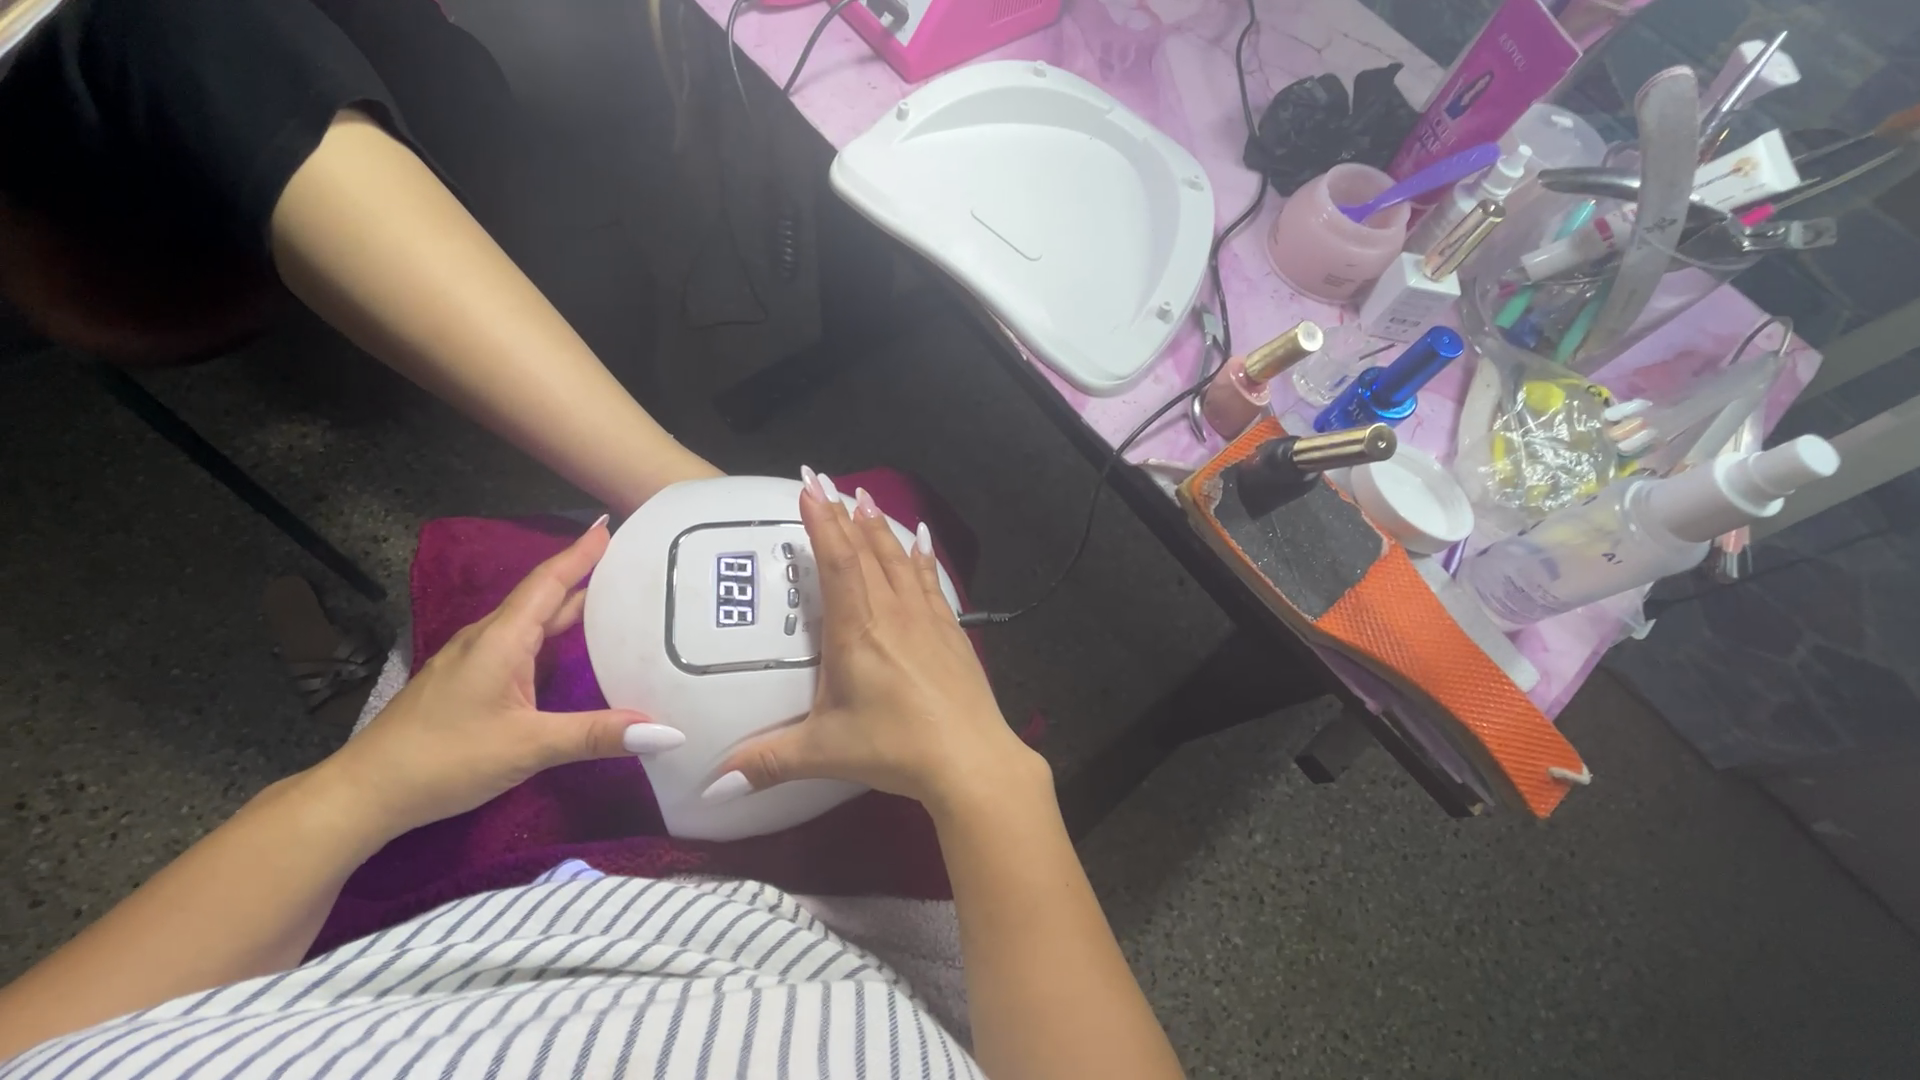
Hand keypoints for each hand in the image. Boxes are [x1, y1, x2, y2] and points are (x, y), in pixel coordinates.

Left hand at [310, 517, 683, 838]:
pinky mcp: (468, 682)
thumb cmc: (445, 759)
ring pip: (530, 621)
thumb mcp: (529, 747)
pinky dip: (551, 634)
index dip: (581, 553)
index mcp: (501, 640)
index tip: (610, 525)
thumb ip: (598, 735)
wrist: (365, 793)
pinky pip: (519, 643)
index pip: (549, 583)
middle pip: (542, 597)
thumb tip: (669, 732)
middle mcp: (487, 639)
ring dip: (568, 606)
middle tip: (629, 564)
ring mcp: (473, 660)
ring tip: (611, 599)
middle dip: (584, 575)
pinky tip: (567, 649)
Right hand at [707, 470, 1044, 813]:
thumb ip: (766, 763)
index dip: (822, 521)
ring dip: (879, 526)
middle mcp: (893, 612)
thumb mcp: (824, 753)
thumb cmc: (894, 748)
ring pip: (900, 559)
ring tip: (864, 497)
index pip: (838, 560)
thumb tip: (710, 787)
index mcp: (857, 630)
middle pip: (867, 550)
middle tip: (824, 478)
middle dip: (843, 512)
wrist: (972, 759)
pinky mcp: (952, 632)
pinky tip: (921, 538)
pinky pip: (931, 582)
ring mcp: (927, 619)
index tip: (808, 486)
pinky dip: (921, 556)